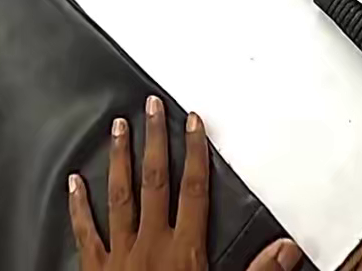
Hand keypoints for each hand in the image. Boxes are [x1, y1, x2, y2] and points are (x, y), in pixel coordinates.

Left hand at [69, 96, 303, 270]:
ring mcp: (121, 255)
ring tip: (118, 125)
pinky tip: (73, 181)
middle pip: (154, 181)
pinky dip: (79, 207)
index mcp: (183, 251)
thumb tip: (287, 248)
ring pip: (120, 196)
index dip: (194, 152)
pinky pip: (86, 235)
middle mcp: (150, 244)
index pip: (193, 190)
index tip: (194, 120)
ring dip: (119, 158)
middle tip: (150, 105)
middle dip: (154, 140)